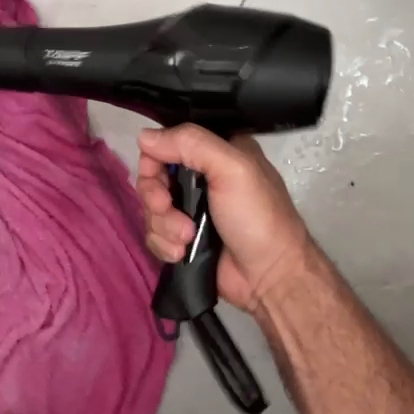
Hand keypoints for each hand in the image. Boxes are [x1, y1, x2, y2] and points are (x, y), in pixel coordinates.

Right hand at [136, 126, 307, 313]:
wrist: (270, 276)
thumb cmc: (258, 217)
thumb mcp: (233, 169)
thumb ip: (190, 144)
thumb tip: (144, 136)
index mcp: (218, 151)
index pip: (169, 143)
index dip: (155, 160)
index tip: (159, 177)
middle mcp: (202, 177)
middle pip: (153, 177)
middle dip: (156, 197)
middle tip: (167, 209)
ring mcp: (191, 209)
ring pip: (151, 209)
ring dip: (163, 226)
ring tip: (186, 239)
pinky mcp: (182, 237)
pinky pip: (154, 234)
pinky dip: (163, 244)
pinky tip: (181, 253)